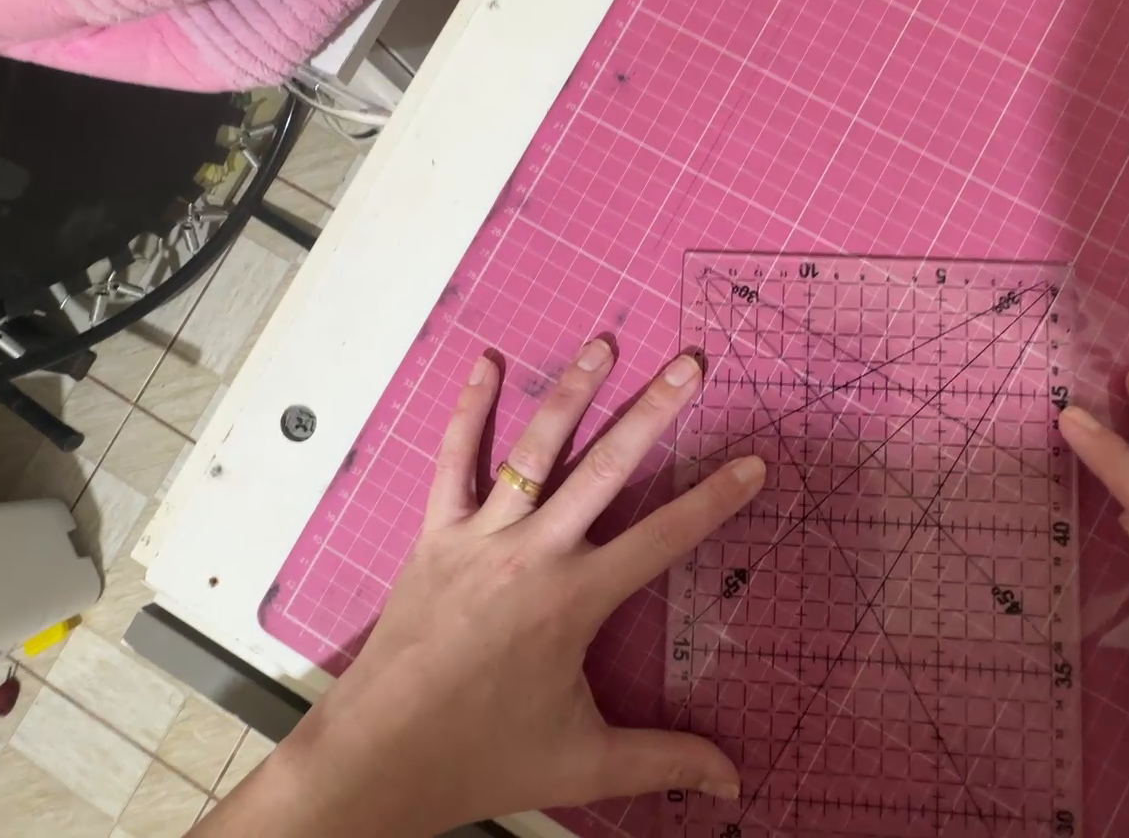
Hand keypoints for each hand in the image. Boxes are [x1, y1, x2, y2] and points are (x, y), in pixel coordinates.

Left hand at [197, 339, 763, 837]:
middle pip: (607, 468)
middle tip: (688, 365)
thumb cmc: (482, 755)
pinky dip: (469, 411)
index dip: (714, 499)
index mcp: (576, 599)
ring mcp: (482, 535)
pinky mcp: (437, 532)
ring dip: (572, 393)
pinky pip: (453, 461)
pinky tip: (484, 363)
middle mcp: (535, 552)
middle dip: (653, 412)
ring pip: (534, 449)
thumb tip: (735, 782)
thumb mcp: (583, 760)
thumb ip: (663, 761)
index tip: (751, 463)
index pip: (664, 538)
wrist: (377, 758)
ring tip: (602, 345)